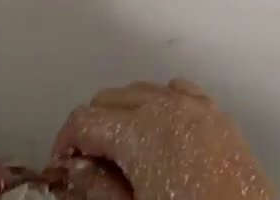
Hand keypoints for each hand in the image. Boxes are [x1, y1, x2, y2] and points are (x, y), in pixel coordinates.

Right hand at [52, 79, 277, 199]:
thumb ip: (98, 188)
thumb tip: (77, 168)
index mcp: (140, 131)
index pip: (84, 120)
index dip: (66, 142)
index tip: (62, 167)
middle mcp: (166, 106)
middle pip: (110, 98)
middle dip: (93, 127)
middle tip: (89, 166)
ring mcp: (195, 106)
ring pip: (142, 90)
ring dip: (124, 114)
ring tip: (122, 154)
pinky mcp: (217, 115)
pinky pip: (178, 92)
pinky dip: (160, 105)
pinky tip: (159, 136)